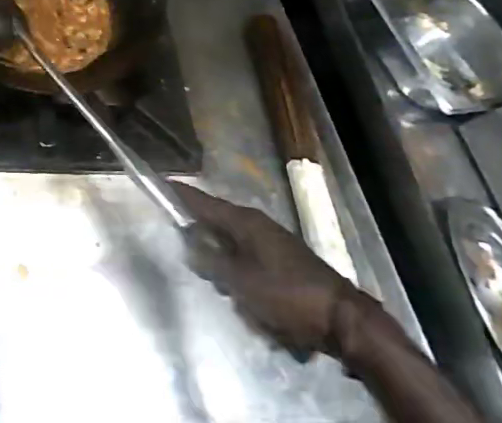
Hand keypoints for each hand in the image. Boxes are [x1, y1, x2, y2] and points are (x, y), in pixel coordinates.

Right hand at [174, 181, 371, 357]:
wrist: (342, 319)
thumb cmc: (287, 294)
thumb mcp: (241, 281)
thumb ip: (210, 260)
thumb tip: (189, 241)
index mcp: (244, 221)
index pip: (204, 201)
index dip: (181, 193)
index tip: (159, 182)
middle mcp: (256, 224)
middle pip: (215, 223)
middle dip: (200, 238)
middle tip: (186, 254)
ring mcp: (271, 242)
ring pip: (231, 246)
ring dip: (222, 265)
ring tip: (223, 288)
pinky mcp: (281, 261)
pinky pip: (248, 262)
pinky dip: (240, 276)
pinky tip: (245, 300)